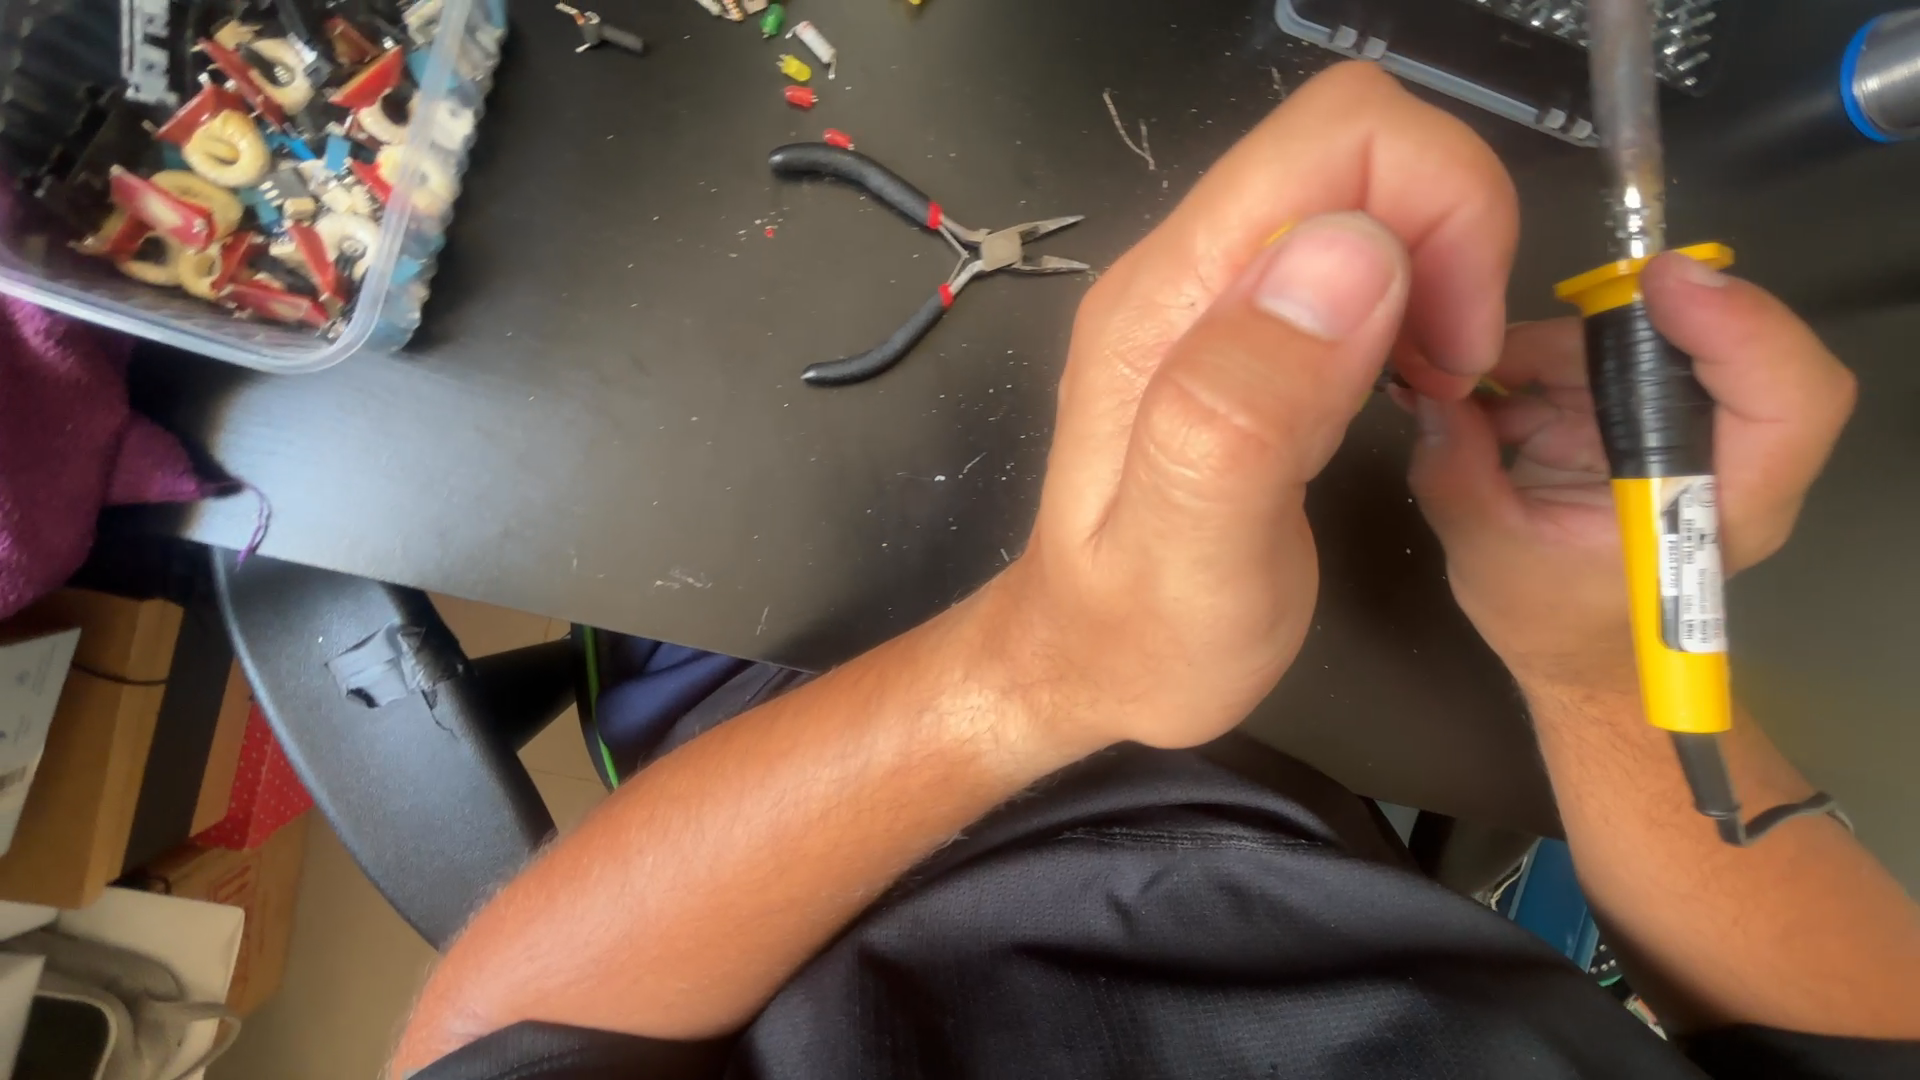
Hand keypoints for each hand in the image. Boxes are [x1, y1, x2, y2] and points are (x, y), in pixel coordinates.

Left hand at [958, 63, 1518, 755]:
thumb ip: (1246, 411)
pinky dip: (1395, 306)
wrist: (1083, 658)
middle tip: (1436, 376)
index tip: (1446, 346)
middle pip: (1349, 156)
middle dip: (1439, 240)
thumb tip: (1347, 255)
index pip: (1333, 142)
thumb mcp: (1190, 555)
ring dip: (1424, 277)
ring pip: (1352, 204)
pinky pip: (1337, 266)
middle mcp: (1166, 285)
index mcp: (1157, 312)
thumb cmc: (1135, 637)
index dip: (1435, 210)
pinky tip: (1384, 389)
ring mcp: (1192, 308)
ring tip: (1411, 391)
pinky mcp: (1221, 340)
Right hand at [1404, 254, 1856, 698]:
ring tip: (1441, 384)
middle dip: (1576, 342)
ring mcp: (1660, 434)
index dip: (1741, 328)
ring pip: (1615, 353)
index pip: (1784, 400)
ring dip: (1524, 357)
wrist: (1565, 650)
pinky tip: (1453, 396)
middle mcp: (1706, 452)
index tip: (1660, 284)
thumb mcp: (1488, 554)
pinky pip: (1570, 373)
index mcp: (1714, 503)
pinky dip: (1507, 375)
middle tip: (1474, 358)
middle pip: (1677, 355)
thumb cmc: (1550, 623)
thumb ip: (1456, 476)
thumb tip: (1426, 395)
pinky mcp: (1614, 427)